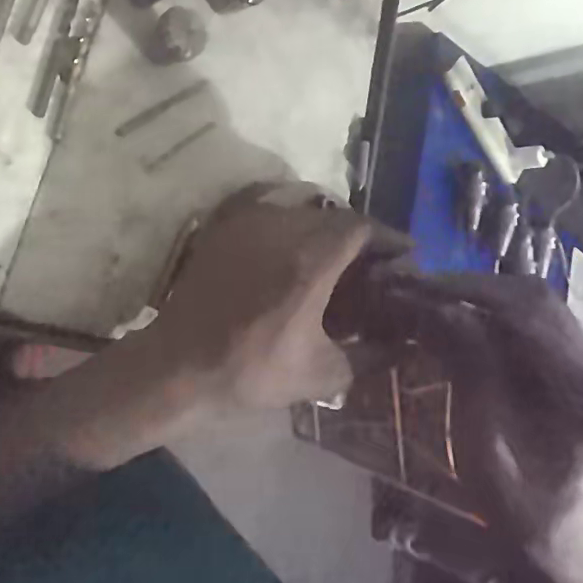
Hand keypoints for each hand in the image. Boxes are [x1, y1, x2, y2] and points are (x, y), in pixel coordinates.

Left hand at [46, 185, 372, 468]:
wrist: (178, 366)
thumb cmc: (250, 372)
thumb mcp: (321, 376)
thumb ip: (369, 356)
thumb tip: (401, 347)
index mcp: (310, 261)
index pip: (362, 227)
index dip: (389, 238)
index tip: (404, 255)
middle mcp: (282, 228)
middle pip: (335, 215)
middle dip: (359, 235)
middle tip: (370, 262)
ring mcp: (248, 222)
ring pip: (302, 207)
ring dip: (325, 225)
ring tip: (333, 253)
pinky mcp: (224, 226)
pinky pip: (268, 206)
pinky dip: (291, 217)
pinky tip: (293, 243)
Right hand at [389, 273, 582, 565]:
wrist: (549, 548)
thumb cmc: (514, 508)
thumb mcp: (481, 442)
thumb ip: (468, 369)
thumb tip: (440, 307)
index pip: (532, 316)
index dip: (474, 292)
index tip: (423, 286)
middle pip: (541, 303)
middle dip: (477, 288)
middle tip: (426, 287)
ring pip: (540, 309)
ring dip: (486, 298)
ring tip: (440, 297)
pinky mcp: (582, 375)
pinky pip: (538, 328)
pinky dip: (498, 317)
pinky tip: (466, 319)